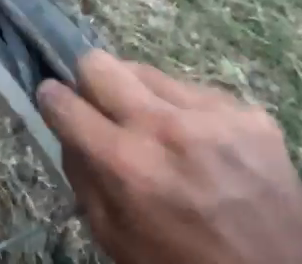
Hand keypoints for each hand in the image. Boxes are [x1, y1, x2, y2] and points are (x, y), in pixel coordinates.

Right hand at [38, 51, 301, 263]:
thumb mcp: (115, 241)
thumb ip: (82, 177)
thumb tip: (67, 127)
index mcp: (127, 165)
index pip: (62, 100)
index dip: (52, 100)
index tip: (55, 103)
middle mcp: (165, 127)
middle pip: (98, 62)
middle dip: (90, 83)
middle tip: (103, 110)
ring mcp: (212, 115)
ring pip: (146, 71)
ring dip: (142, 98)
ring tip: (162, 134)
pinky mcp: (249, 112)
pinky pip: (195, 91)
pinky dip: (187, 113)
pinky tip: (204, 147)